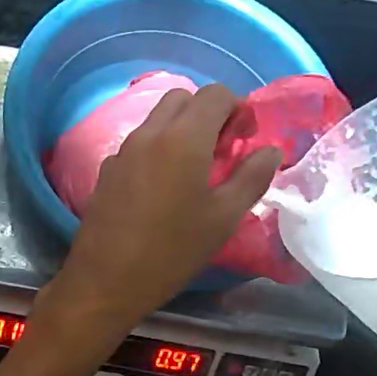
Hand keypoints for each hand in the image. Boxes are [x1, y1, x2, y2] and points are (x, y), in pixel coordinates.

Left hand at [38, 85, 282, 343]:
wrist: (105, 281)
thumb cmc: (172, 251)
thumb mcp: (224, 218)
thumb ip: (252, 177)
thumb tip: (271, 151)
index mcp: (183, 138)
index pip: (215, 94)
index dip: (238, 108)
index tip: (245, 139)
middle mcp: (148, 134)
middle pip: (183, 99)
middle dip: (208, 113)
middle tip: (222, 150)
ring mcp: (122, 151)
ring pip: (157, 120)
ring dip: (181, 130)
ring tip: (195, 171)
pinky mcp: (106, 172)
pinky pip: (137, 145)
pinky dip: (157, 150)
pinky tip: (163, 189)